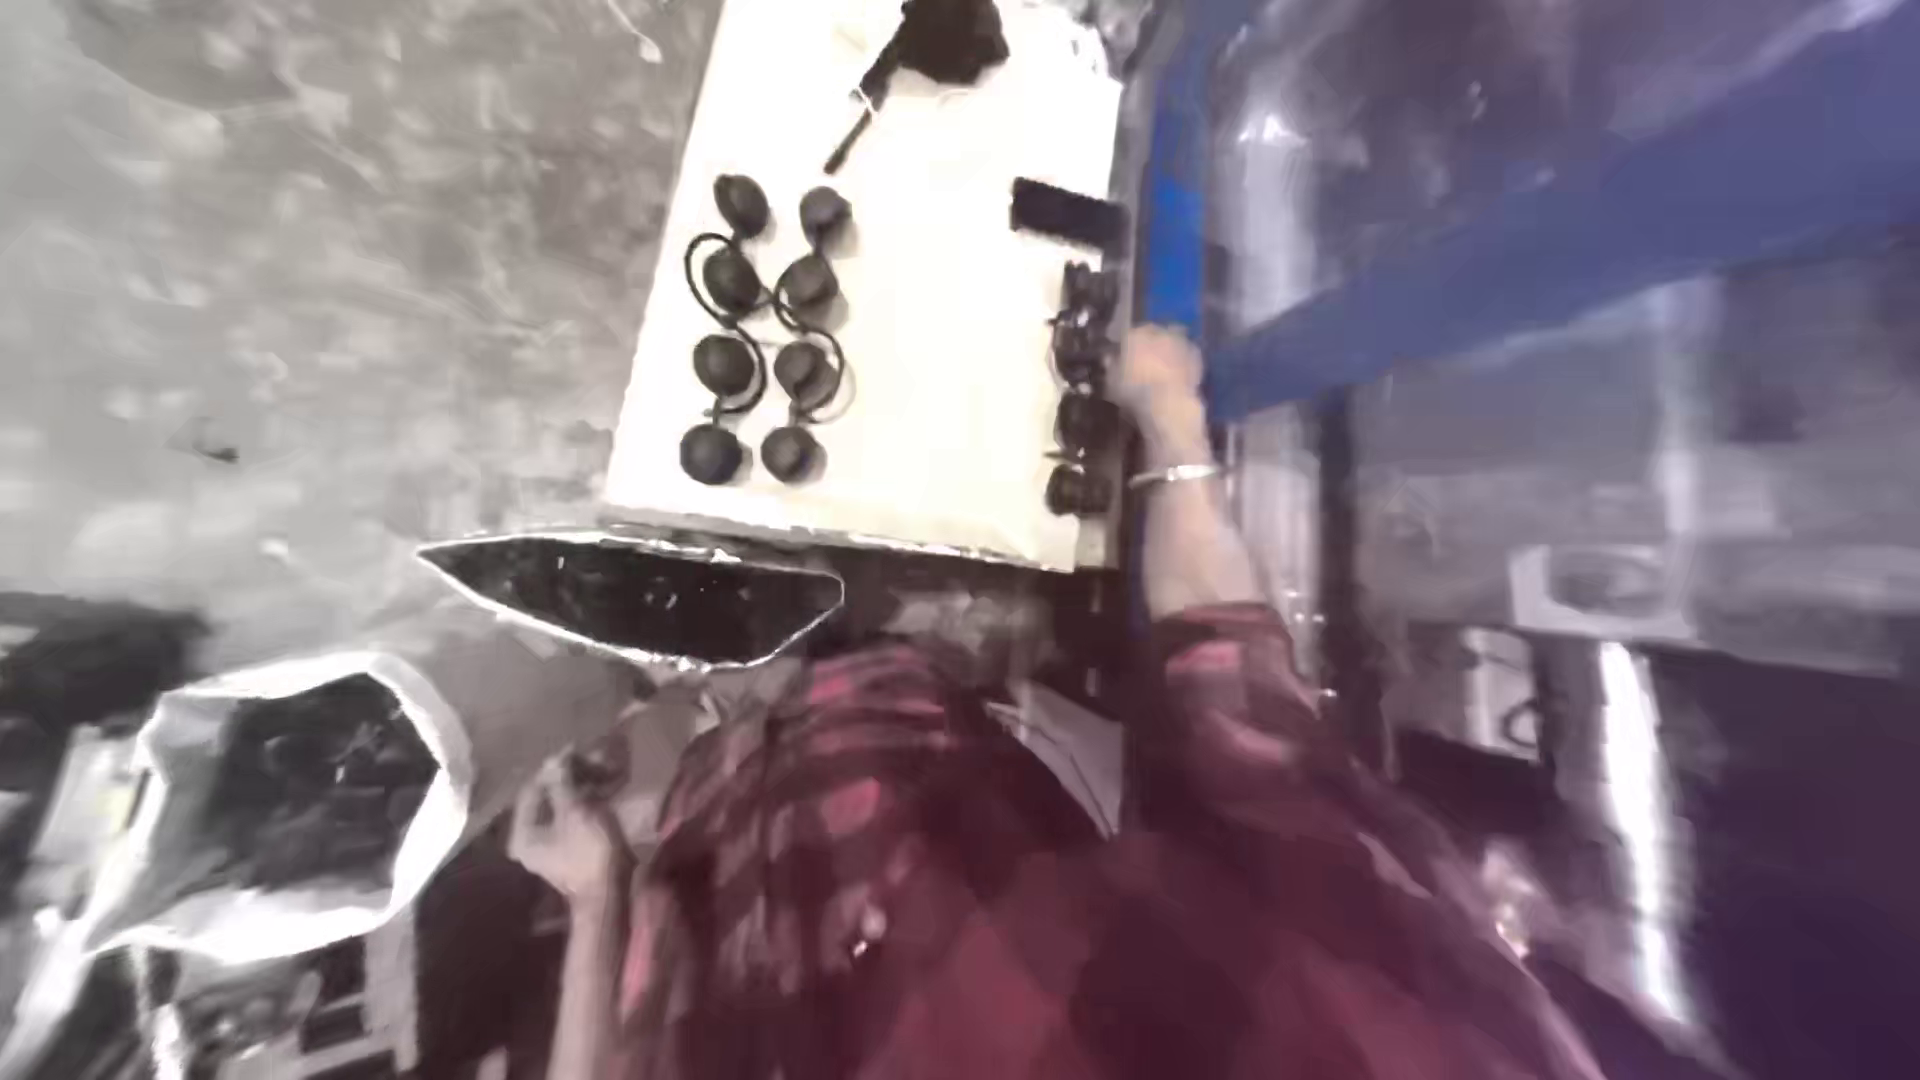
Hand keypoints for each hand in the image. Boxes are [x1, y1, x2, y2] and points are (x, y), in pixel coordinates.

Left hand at [508, 760, 630, 908]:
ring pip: (567, 801)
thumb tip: (556, 756)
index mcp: (524, 830)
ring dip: (588, 783)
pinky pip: (579, 812)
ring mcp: (553, 841)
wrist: (607, 890)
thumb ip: (563, 782)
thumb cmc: (589, 850)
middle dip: (576, 774)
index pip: (533, 787)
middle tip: (601, 759)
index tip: (582, 749)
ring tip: (612, 770)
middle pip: (550, 794)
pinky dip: (594, 797)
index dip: (556, 765)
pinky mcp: (573, 842)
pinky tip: (613, 785)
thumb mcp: (577, 811)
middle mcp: (532, 835)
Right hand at [1113, 325, 1208, 463]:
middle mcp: (1158, 331)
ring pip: (1169, 341)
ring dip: (1166, 351)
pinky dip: (1181, 361)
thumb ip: (1111, 367)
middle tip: (1143, 363)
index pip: (1126, 335)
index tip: (1122, 358)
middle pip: (1151, 334)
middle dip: (1147, 346)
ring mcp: (1179, 341)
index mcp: (1134, 334)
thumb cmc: (1133, 391)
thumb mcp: (1111, 382)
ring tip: (1161, 369)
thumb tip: (1110, 358)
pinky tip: (1177, 375)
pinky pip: (1185, 354)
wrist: (1168, 403)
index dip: (1125, 347)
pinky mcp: (1195, 355)